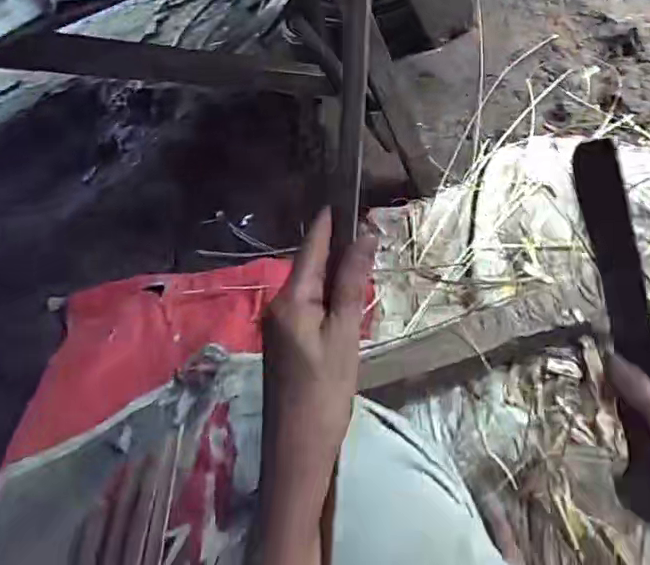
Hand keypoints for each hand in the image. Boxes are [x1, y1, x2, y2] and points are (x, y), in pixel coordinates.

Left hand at [256, 209, 377, 564]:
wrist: (297, 452)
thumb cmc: (324, 390)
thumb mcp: (345, 332)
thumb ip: (352, 281)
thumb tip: (366, 234)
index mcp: (290, 300)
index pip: (312, 246)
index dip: (329, 221)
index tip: (347, 195)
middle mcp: (279, 306)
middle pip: (311, 263)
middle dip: (338, 243)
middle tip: (370, 226)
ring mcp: (280, 325)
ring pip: (312, 284)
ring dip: (337, 269)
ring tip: (366, 253)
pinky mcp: (287, 342)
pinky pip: (310, 303)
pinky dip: (330, 292)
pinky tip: (350, 293)